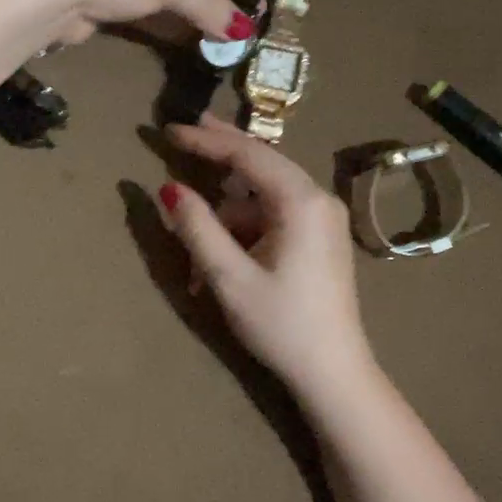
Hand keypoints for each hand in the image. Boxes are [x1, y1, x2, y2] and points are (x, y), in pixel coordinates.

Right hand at [157, 115, 371, 390]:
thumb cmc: (280, 324)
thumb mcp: (229, 277)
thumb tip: (169, 188)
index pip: (247, 155)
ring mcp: (322, 221)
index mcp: (300, 202)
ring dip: (224, 219)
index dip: (206, 140)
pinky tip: (220, 263)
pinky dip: (243, 233)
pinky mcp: (319, 241)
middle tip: (186, 130)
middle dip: (221, 152)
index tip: (170, 131)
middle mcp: (318, 200)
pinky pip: (273, 219)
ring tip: (196, 262)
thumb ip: (198, 228)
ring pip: (262, 200)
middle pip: (261, 164)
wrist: (332, 371)